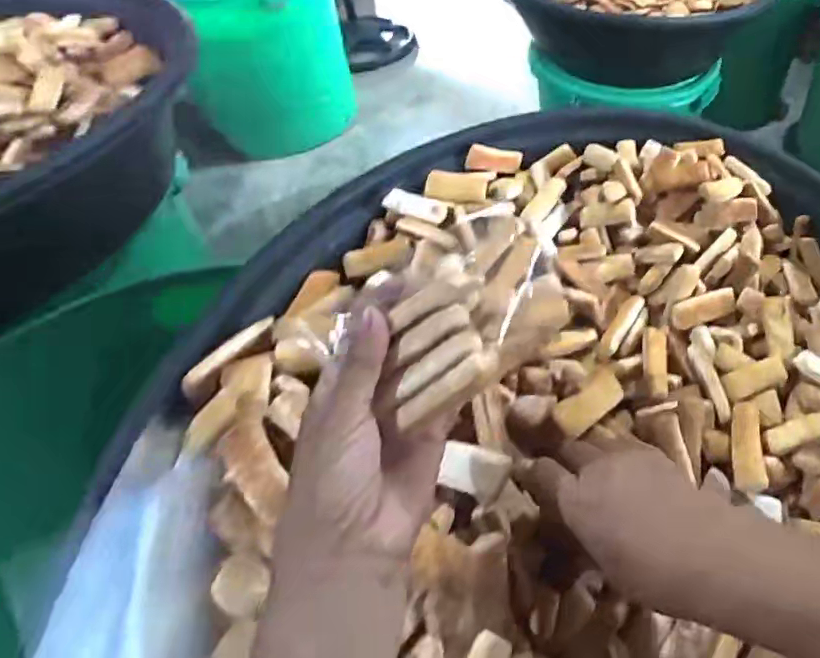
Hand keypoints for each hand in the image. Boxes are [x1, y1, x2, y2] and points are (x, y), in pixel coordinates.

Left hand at [257, 305, 445, 657]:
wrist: (356, 546)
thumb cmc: (331, 480)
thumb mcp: (338, 419)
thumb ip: (360, 367)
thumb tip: (373, 309)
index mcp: (341, 385)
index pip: (364, 333)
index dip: (385, 303)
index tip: (414, 272)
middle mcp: (376, 388)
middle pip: (403, 342)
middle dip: (426, 313)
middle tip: (458, 279)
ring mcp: (408, 405)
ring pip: (431, 361)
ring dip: (451, 334)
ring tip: (478, 300)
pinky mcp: (438, 424)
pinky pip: (453, 390)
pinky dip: (469, 368)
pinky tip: (488, 342)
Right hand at [515, 440, 743, 607]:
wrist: (699, 545)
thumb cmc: (645, 571)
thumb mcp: (602, 564)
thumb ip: (583, 536)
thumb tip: (576, 528)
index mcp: (575, 498)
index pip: (542, 473)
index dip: (532, 472)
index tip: (526, 473)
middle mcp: (596, 466)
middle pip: (570, 448)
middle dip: (562, 456)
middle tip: (559, 467)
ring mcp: (626, 452)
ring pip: (598, 440)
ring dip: (590, 450)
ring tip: (592, 464)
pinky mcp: (652, 449)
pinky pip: (624, 443)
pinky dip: (617, 451)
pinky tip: (624, 466)